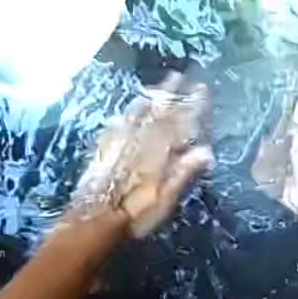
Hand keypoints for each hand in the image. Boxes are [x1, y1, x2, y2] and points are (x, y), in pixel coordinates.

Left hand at [67, 74, 215, 238]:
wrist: (91, 222)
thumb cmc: (134, 216)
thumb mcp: (164, 200)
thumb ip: (183, 173)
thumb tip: (206, 151)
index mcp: (156, 153)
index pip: (178, 124)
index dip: (190, 107)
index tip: (201, 89)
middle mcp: (137, 143)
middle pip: (156, 114)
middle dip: (169, 95)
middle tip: (179, 75)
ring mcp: (117, 145)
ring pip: (135, 116)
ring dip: (147, 100)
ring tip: (156, 87)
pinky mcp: (101, 152)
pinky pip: (115, 127)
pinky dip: (124, 116)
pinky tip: (124, 112)